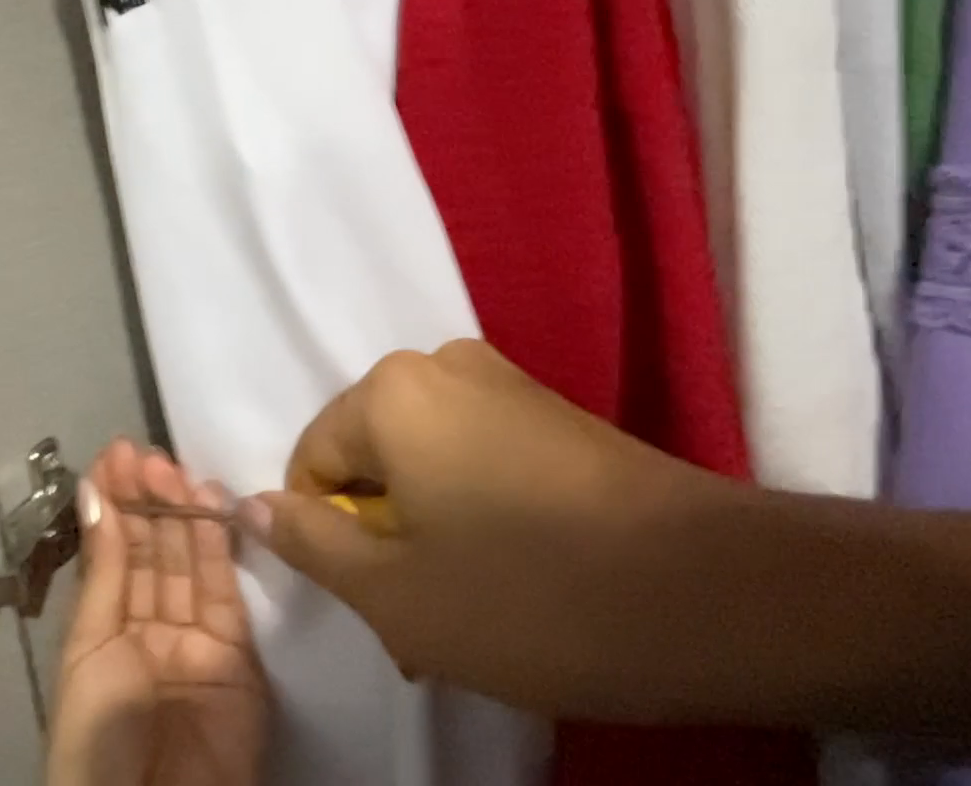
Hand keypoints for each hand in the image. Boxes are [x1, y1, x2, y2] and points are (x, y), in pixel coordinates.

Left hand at [47, 440, 267, 785]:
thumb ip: (105, 569)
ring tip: (169, 467)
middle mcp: (148, 623)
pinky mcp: (235, 648)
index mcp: (104, 628)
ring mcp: (193, 634)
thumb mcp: (90, 646)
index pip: (112, 551)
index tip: (112, 455)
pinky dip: (215, 544)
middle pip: (150, 550)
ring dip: (178, 512)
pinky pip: (222, 588)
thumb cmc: (99, 730)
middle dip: (145, 499)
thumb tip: (93, 494)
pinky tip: (206, 502)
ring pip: (186, 561)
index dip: (113, 504)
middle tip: (142, 452)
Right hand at [239, 339, 725, 719]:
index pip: (312, 463)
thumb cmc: (531, 595)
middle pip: (370, 456)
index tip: (379, 595)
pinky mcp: (551, 409)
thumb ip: (309, 544)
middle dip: (382, 530)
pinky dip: (475, 509)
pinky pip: (475, 454)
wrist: (718, 593)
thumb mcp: (394, 591)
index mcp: (389, 392)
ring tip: (477, 596)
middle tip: (427, 606)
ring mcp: (503, 381)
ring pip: (423, 460)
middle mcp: (439, 364)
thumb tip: (252, 506)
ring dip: (430, 526)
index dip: (331, 536)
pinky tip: (519, 569)